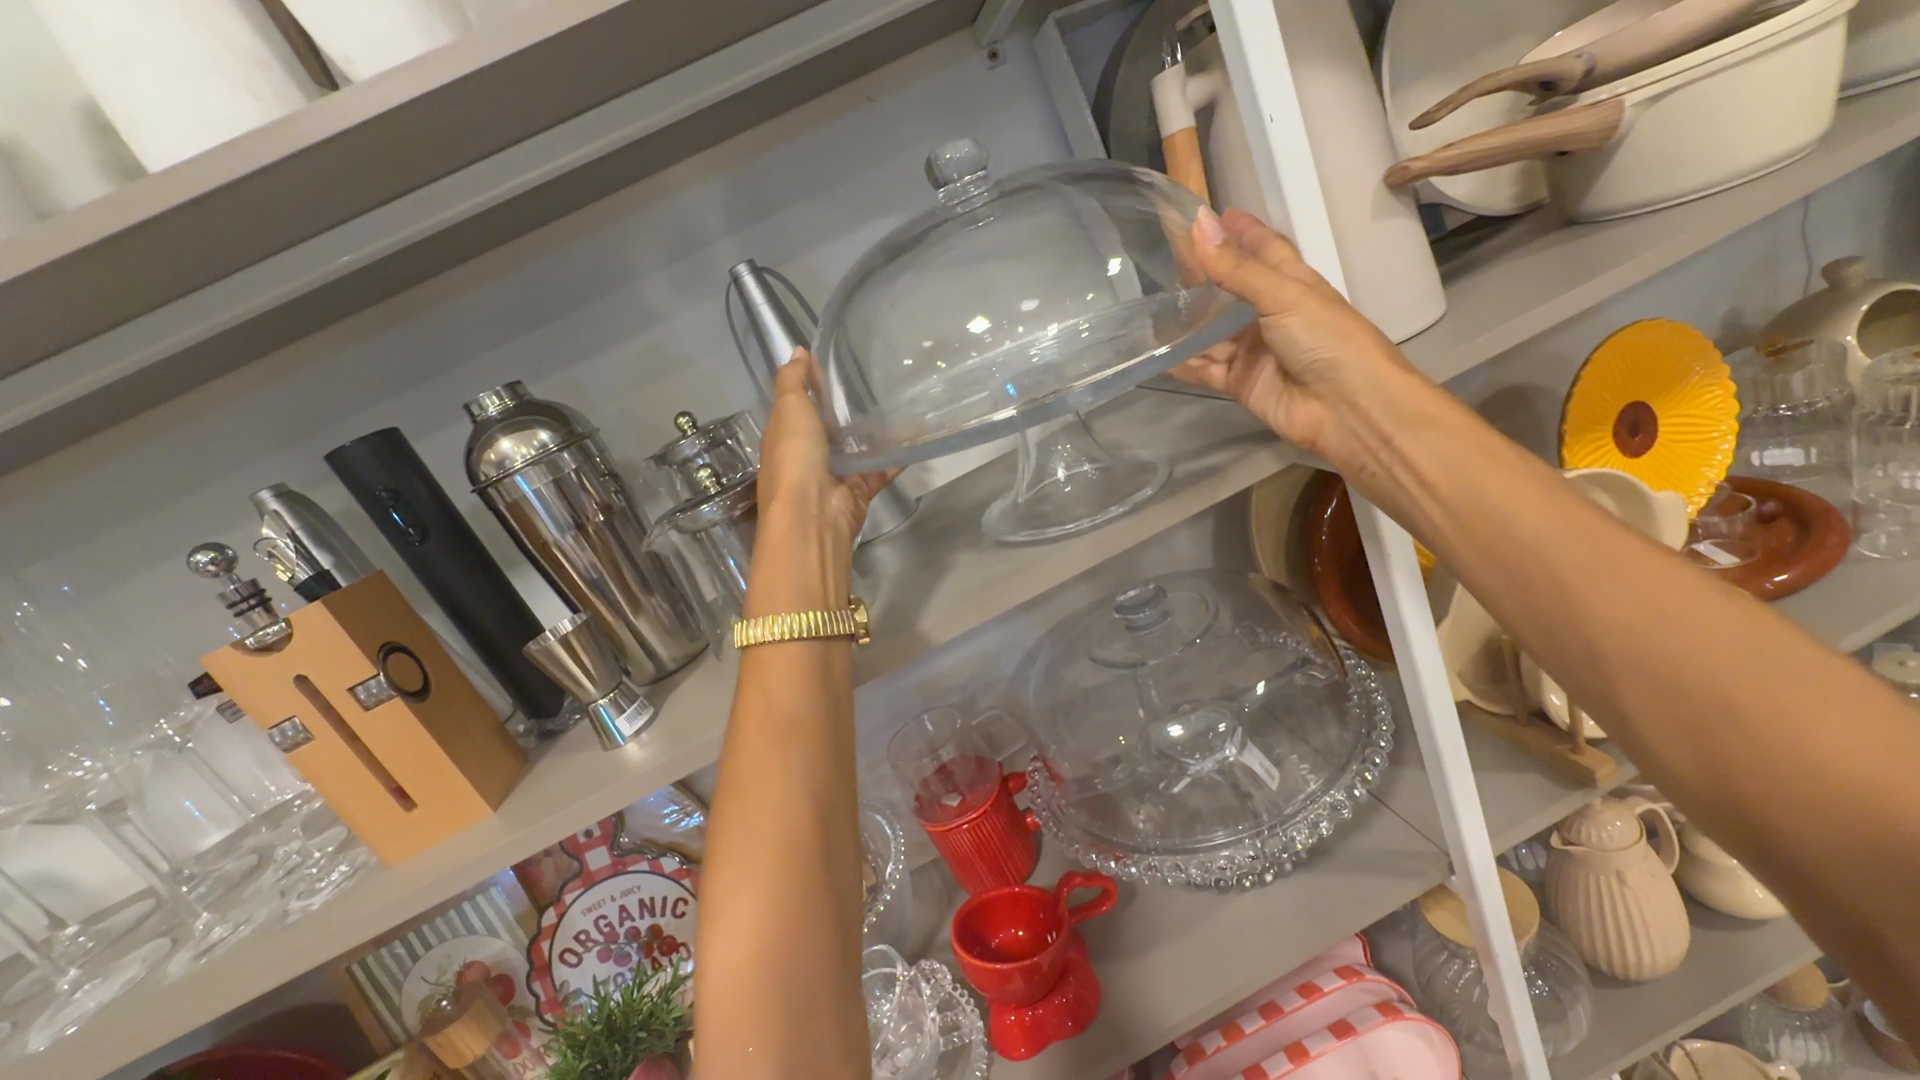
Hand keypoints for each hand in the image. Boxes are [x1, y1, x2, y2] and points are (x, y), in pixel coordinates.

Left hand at [757, 349, 902, 557]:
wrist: (812, 513)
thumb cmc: (794, 456)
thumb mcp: (789, 408)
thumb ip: (793, 380)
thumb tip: (799, 351)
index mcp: (785, 436)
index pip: (797, 406)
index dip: (812, 385)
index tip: (835, 364)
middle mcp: (807, 456)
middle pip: (828, 429)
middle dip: (846, 410)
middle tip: (875, 379)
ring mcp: (834, 476)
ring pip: (855, 450)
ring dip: (872, 433)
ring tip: (898, 403)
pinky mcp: (859, 491)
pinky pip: (880, 470)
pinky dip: (895, 458)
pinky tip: (913, 439)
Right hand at [1169, 207, 1416, 465]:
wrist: (1347, 407)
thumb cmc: (1326, 339)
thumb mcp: (1282, 295)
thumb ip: (1236, 267)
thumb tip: (1198, 222)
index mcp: (1293, 283)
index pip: (1264, 249)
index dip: (1241, 232)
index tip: (1210, 215)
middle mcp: (1271, 314)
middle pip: (1229, 290)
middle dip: (1199, 278)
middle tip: (1159, 261)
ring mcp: (1254, 350)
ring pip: (1211, 332)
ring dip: (1184, 323)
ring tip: (1144, 306)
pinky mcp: (1240, 382)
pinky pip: (1204, 369)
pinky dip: (1181, 363)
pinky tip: (1151, 353)